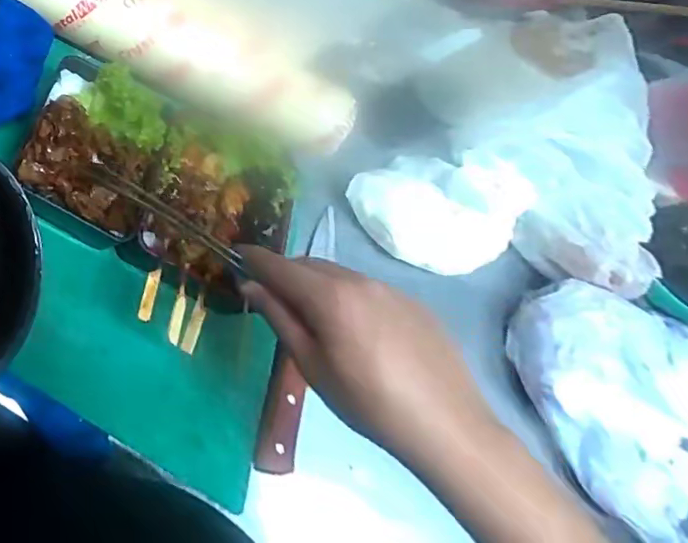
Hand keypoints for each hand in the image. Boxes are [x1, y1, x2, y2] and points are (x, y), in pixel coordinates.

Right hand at [236, 246, 603, 542]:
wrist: (452, 431)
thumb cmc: (369, 403)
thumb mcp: (311, 365)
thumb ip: (278, 318)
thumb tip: (251, 285)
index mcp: (327, 294)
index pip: (277, 264)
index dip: (253, 258)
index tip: (236, 255)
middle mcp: (356, 279)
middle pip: (307, 264)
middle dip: (286, 273)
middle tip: (274, 298)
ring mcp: (389, 289)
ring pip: (338, 274)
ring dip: (317, 284)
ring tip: (317, 317)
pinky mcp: (413, 303)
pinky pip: (367, 289)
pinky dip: (349, 296)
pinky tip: (359, 331)